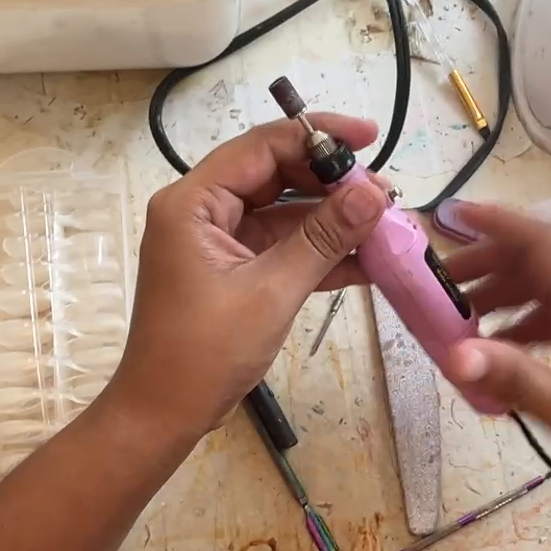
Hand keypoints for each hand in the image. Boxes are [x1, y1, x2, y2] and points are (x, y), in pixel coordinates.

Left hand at [106, 115, 392, 436]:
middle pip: (275, 177)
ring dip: (331, 222)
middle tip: (384, 193)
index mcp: (193, 202)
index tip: (369, 138)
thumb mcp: (271, 291)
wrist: (165, 413)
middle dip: (330, 184)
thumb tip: (374, 194)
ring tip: (385, 225)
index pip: (261, 147)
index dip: (318, 137)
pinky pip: (281, 249)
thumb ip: (323, 237)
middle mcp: (202, 211)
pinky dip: (318, 254)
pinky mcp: (234, 272)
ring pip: (283, 215)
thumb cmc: (205, 353)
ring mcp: (218, 243)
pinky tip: (365, 261)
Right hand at [441, 205, 550, 515]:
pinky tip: (511, 353)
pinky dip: (534, 324)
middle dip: (491, 267)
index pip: (545, 244)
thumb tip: (453, 356)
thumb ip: (517, 381)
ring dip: (510, 298)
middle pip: (546, 263)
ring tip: (465, 322)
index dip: (499, 224)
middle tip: (443, 287)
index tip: (456, 216)